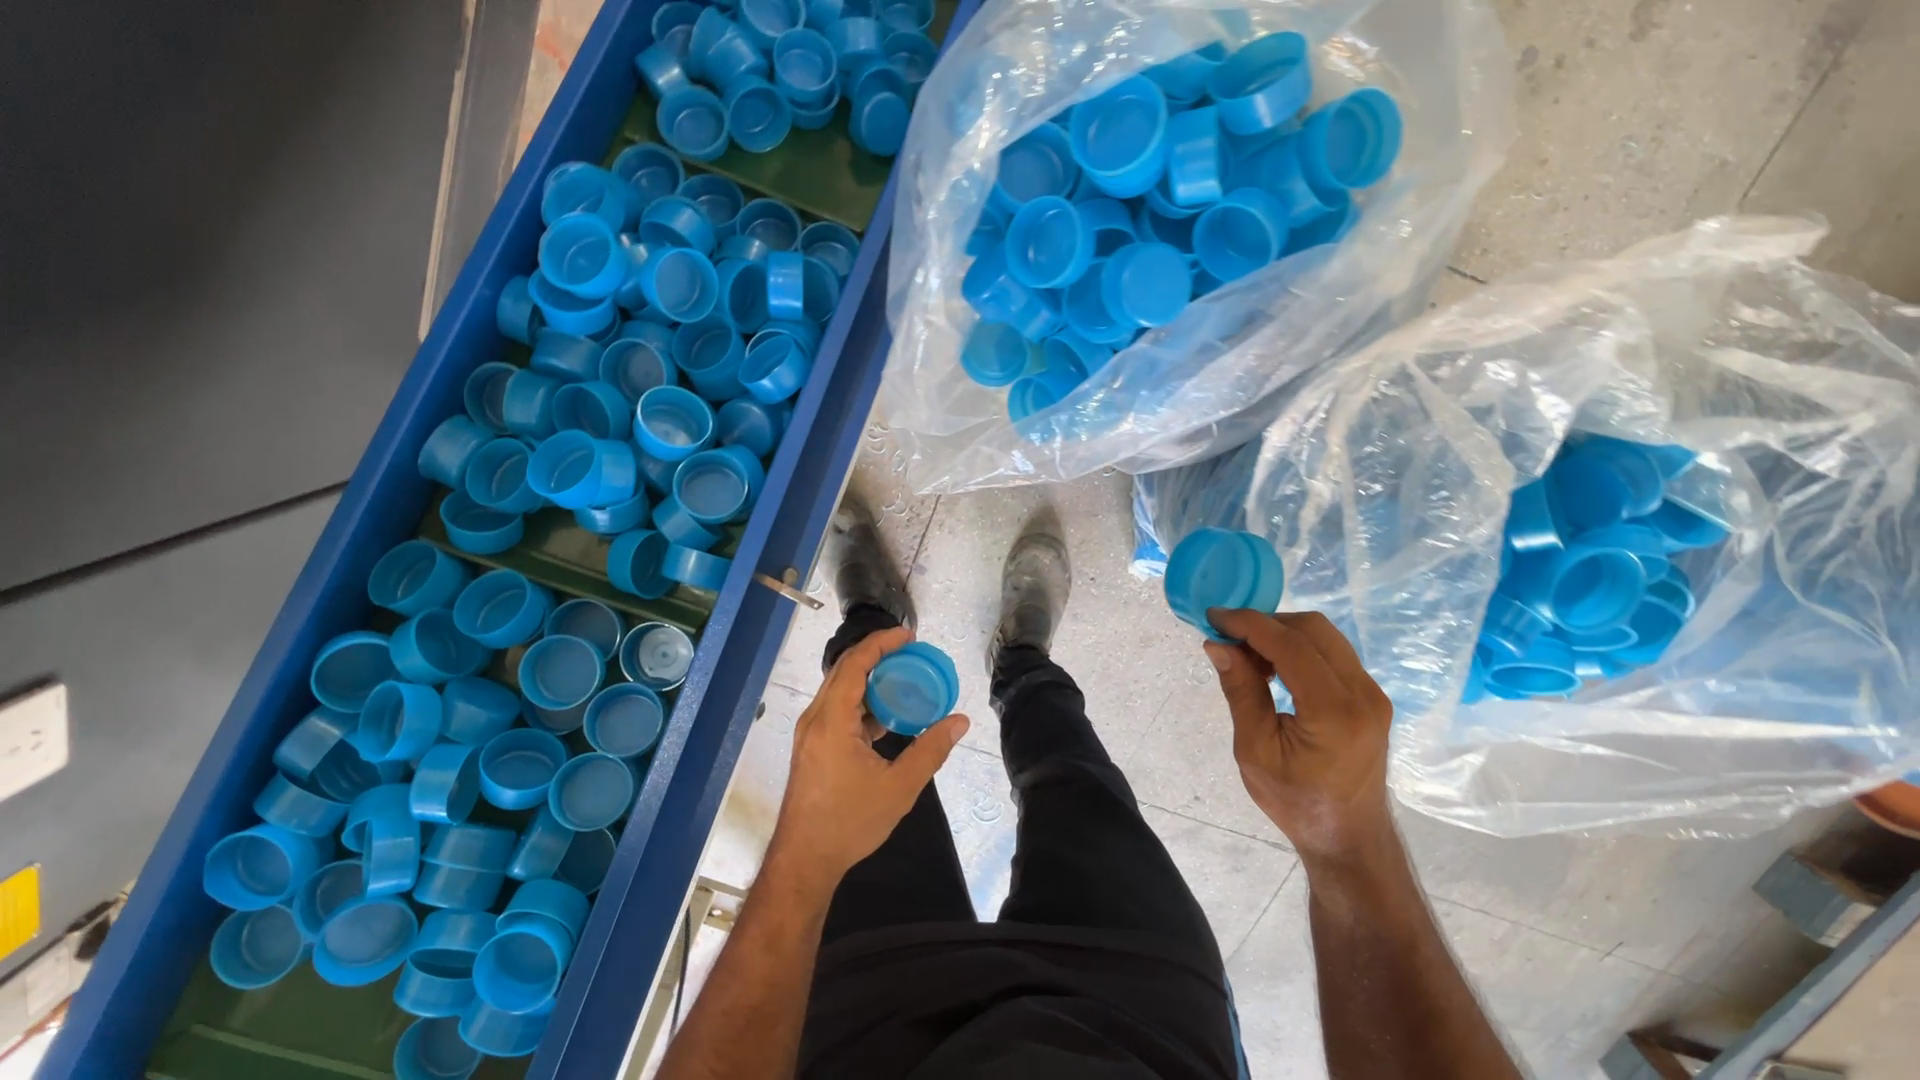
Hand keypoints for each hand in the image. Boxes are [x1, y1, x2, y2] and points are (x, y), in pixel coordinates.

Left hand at [768, 626, 968, 887]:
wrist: (805, 859)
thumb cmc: (850, 823)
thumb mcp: (899, 787)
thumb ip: (930, 750)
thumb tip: (959, 721)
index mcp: (831, 721)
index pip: (854, 664)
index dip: (881, 643)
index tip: (908, 636)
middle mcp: (815, 720)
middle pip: (843, 672)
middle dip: (877, 656)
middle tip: (911, 654)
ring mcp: (809, 735)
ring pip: (838, 692)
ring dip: (869, 681)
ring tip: (903, 682)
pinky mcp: (811, 749)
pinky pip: (836, 711)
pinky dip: (861, 704)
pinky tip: (885, 719)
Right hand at [1204, 610, 1393, 863]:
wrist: (1349, 836)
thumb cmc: (1296, 802)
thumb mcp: (1255, 751)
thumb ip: (1241, 692)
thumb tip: (1217, 645)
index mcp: (1334, 711)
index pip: (1290, 645)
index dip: (1249, 624)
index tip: (1214, 617)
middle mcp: (1362, 693)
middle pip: (1312, 629)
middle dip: (1266, 623)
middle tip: (1229, 639)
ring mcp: (1372, 693)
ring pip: (1325, 637)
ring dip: (1283, 634)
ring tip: (1248, 655)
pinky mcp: (1371, 697)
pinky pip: (1333, 654)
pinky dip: (1299, 649)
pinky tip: (1273, 668)